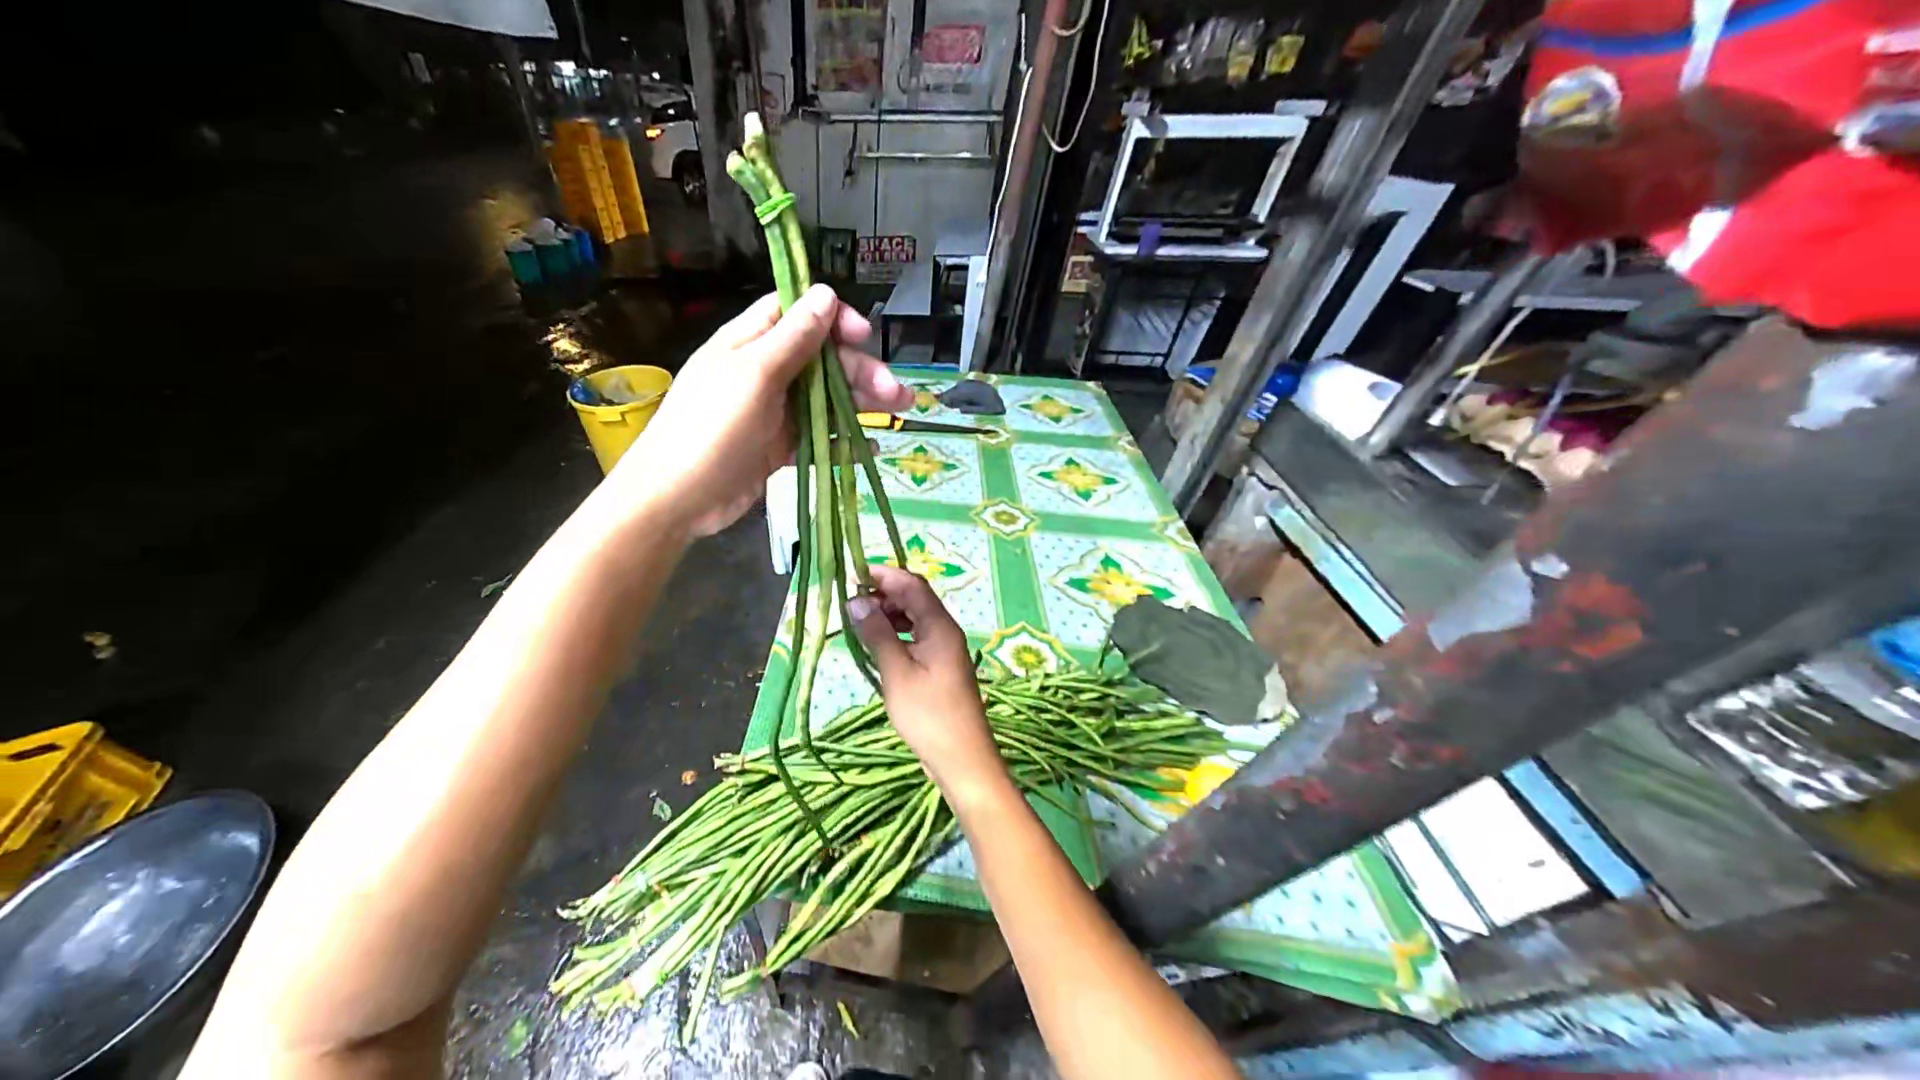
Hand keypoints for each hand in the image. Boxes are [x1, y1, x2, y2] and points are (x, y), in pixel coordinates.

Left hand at [606, 284, 912, 536]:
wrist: (677, 498)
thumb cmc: (711, 428)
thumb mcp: (754, 375)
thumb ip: (793, 338)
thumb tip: (825, 293)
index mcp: (751, 343)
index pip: (798, 314)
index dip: (834, 319)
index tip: (865, 335)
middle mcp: (765, 372)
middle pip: (823, 360)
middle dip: (862, 370)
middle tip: (897, 392)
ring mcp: (774, 412)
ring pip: (827, 398)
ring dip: (862, 403)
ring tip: (899, 412)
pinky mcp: (780, 447)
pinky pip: (819, 437)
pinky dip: (843, 440)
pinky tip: (868, 448)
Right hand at [849, 566, 1009, 801]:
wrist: (962, 758)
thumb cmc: (928, 715)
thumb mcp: (896, 672)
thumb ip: (877, 634)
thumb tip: (857, 601)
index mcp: (939, 625)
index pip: (911, 584)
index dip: (883, 574)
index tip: (852, 574)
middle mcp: (945, 630)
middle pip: (914, 598)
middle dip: (883, 594)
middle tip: (850, 603)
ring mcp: (944, 649)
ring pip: (915, 618)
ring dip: (888, 615)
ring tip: (859, 624)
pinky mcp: (940, 667)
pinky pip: (916, 638)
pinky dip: (896, 635)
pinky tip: (876, 647)